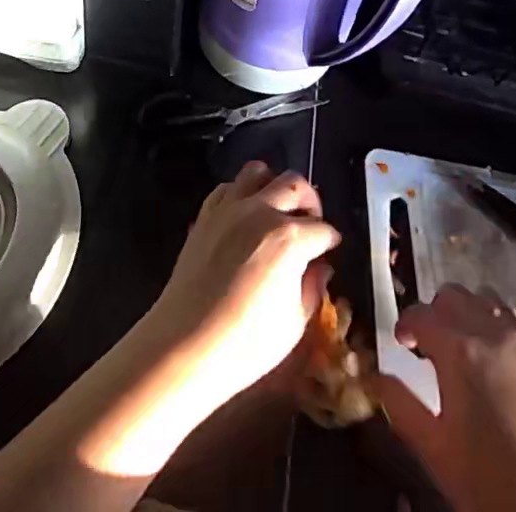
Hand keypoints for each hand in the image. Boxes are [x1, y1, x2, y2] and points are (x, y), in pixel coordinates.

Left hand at [137, 161, 340, 414]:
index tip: (328, 252)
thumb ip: (312, 288)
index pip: (323, 229)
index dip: (330, 243)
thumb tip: (320, 268)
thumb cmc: (246, 342)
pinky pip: (227, 187)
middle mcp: (261, 212)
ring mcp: (229, 209)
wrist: (186, 343)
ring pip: (258, 172)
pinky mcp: (205, 215)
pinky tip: (246, 216)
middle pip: (295, 185)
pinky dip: (242, 193)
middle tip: (310, 223)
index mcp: (289, 238)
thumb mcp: (294, 322)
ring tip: (278, 209)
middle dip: (310, 202)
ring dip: (274, 185)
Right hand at [374, 285, 515, 511]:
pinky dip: (511, 329)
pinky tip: (510, 359)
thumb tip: (378, 378)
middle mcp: (495, 333)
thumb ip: (400, 405)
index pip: (420, 313)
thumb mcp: (436, 451)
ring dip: (474, 316)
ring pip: (492, 302)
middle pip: (455, 295)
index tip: (403, 342)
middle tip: (433, 343)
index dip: (405, 324)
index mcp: (459, 351)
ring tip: (471, 349)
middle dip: (437, 313)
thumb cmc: (498, 487)